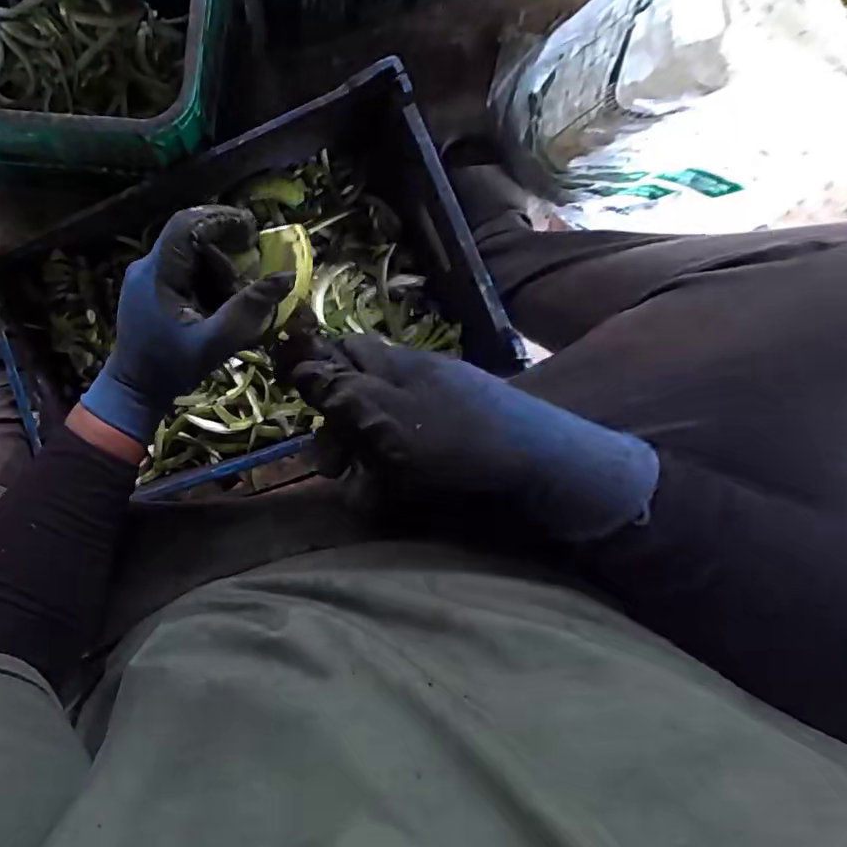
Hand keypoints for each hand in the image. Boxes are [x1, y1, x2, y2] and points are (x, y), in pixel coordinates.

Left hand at [79, 206, 293, 442]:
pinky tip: (221, 301)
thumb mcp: (214, 342)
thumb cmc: (169, 368)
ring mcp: (148, 276)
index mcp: (157, 273)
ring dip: (219, 266)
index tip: (251, 232)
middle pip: (192, 238)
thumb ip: (249, 310)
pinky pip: (186, 270)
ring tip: (238, 291)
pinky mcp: (153, 288)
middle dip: (226, 249)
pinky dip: (208, 279)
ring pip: (192, 254)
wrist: (134, 391)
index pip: (186, 225)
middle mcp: (148, 266)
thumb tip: (286, 278)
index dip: (221, 219)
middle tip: (253, 266)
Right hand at [291, 336, 657, 538]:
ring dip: (362, 457)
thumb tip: (298, 365)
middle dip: (337, 431)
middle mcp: (414, 381)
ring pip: (380, 427)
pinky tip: (390, 496)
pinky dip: (394, 471)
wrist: (548, 466)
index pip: (344, 351)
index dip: (318, 370)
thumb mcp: (391, 416)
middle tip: (329, 466)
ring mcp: (436, 410)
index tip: (300, 402)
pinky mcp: (454, 439)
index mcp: (397, 365)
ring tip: (358, 489)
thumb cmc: (462, 436)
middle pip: (357, 395)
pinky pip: (409, 449)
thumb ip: (343, 394)